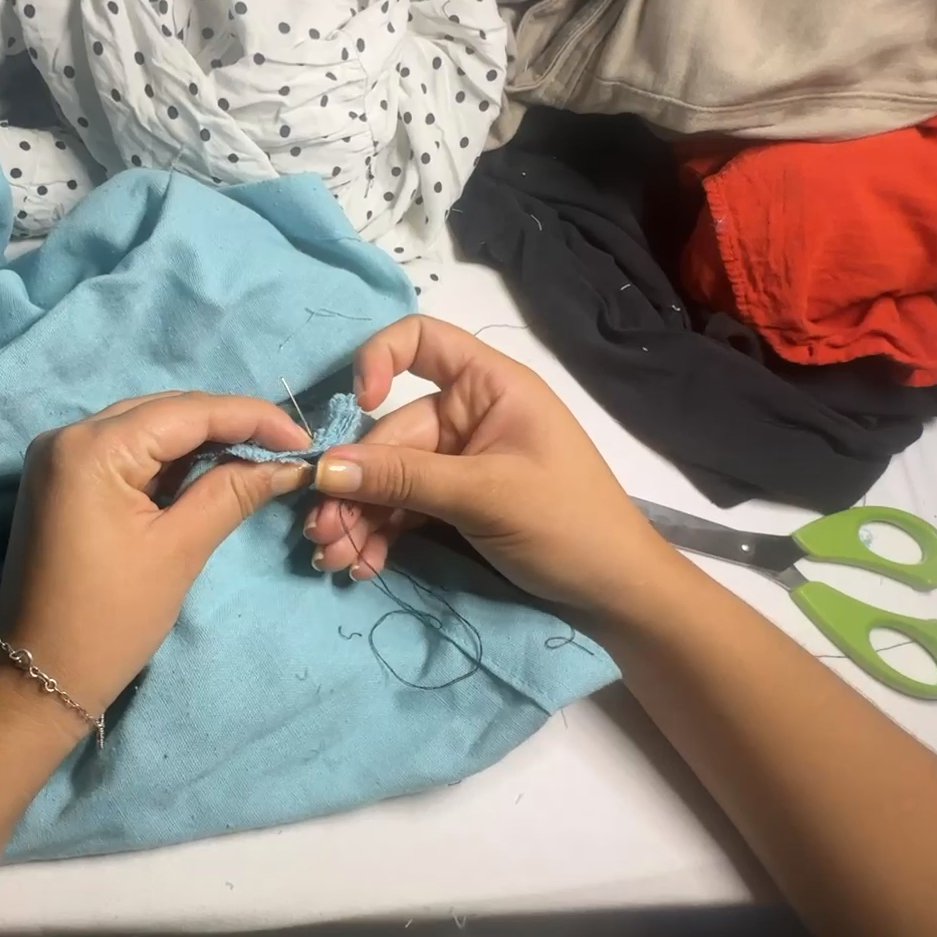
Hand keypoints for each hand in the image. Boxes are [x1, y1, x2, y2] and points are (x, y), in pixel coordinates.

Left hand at [0, 393, 311, 739]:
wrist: (39, 677)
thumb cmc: (111, 620)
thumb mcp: (179, 550)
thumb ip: (233, 493)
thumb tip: (289, 465)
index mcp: (91, 448)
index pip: (187, 412)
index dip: (251, 418)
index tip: (302, 437)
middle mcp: (69, 435)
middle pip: (166, 412)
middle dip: (229, 425)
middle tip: (285, 448)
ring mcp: (61, 455)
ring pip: (148, 427)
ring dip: (203, 440)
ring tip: (259, 455)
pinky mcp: (64, 478)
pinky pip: (129, 452)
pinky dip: (171, 459)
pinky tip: (212, 467)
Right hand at [304, 315, 682, 616]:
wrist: (614, 595)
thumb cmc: (568, 524)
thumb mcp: (484, 495)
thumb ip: (403, 478)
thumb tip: (325, 470)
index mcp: (487, 387)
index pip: (421, 341)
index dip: (379, 360)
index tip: (359, 405)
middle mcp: (464, 416)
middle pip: (389, 433)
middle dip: (353, 485)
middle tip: (322, 533)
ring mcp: (455, 461)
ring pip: (386, 476)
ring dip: (357, 517)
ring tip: (334, 557)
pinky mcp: (449, 501)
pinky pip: (400, 507)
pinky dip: (379, 534)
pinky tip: (363, 564)